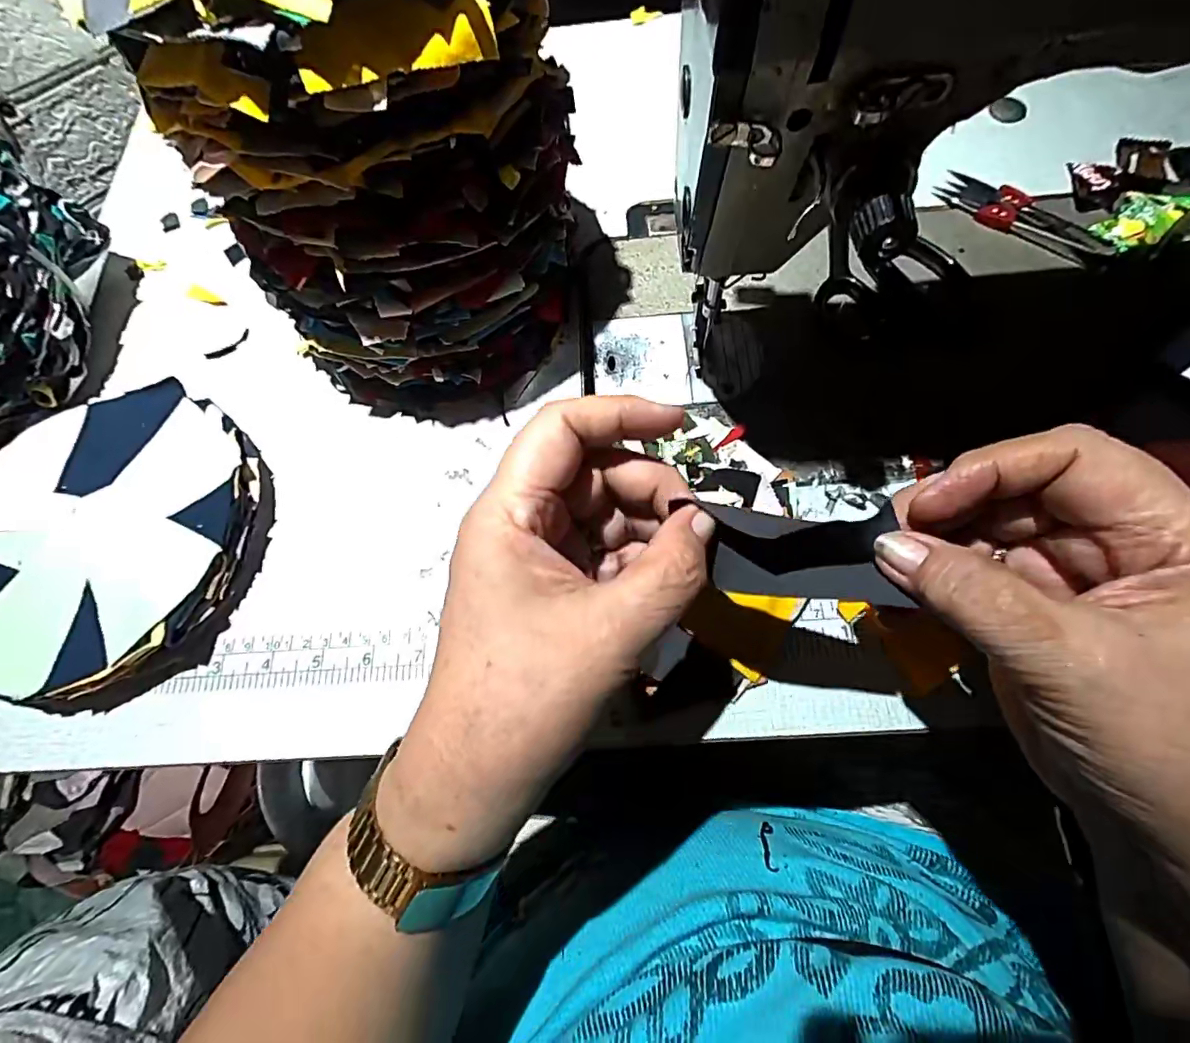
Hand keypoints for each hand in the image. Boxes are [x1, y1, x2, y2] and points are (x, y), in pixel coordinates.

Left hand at [377, 397, 713, 872]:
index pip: (563, 429)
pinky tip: (670, 590)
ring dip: (656, 532)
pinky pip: (613, 553)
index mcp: (512, 514)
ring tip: (687, 568)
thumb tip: (706, 522)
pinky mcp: (563, 589)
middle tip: (697, 530)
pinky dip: (646, 562)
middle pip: (598, 472)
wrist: (482, 777)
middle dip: (653, 492)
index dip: (622, 412)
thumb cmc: (525, 698)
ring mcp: (544, 557)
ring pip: (612, 514)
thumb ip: (670, 570)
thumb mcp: (610, 630)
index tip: (680, 423)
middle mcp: (526, 524)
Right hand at [875, 425, 1189, 942]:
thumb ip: (975, 596)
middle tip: (896, 533)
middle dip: (960, 508)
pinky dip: (948, 587)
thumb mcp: (1073, 664)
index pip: (1077, 458)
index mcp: (1177, 533)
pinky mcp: (1048, 632)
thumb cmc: (1175, 754)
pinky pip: (989, 589)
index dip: (996, 466)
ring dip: (946, 548)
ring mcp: (1085, 591)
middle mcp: (1130, 548)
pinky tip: (912, 592)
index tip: (928, 500)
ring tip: (895, 563)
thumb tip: (887, 545)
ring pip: (1002, 541)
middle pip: (1031, 496)